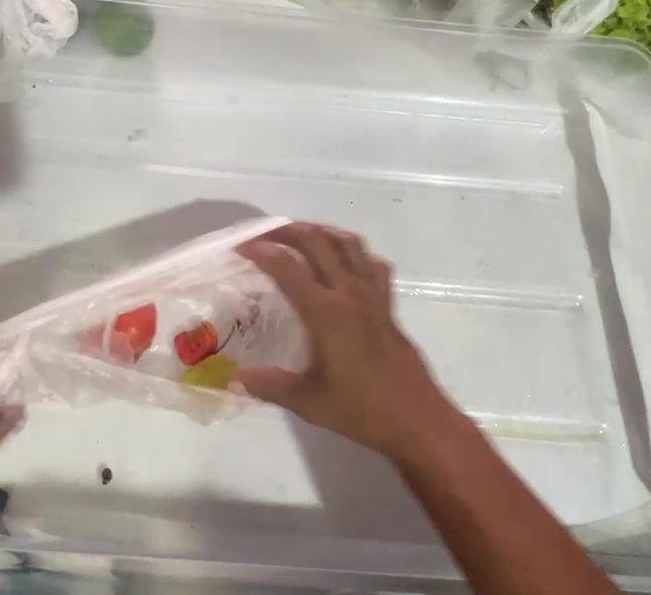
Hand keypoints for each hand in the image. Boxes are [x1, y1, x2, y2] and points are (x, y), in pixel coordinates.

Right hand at [234, 222, 469, 463]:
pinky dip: (355, 254)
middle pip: (317, 242)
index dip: (262, 251)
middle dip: (287, 231)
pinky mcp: (389, 304)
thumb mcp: (309, 402)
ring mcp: (373, 295)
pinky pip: (373, 264)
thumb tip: (234, 380)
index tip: (242, 248)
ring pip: (348, 244)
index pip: (287, 267)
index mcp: (325, 312)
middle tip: (265, 235)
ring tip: (301, 236)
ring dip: (322, 232)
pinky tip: (345, 263)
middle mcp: (349, 293)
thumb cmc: (361, 410)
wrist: (416, 419)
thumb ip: (270, 386)